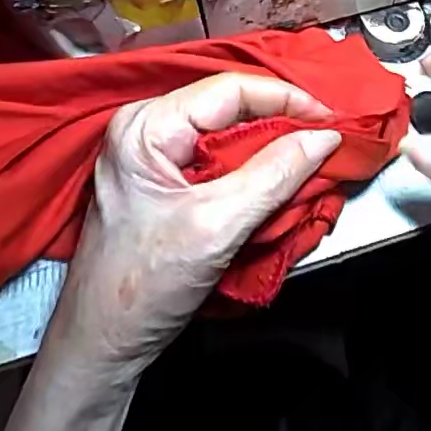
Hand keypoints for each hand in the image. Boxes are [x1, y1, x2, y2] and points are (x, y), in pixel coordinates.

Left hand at [0, 74, 341, 430]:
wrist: (102, 340)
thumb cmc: (138, 287)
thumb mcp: (215, 227)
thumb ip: (272, 176)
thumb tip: (320, 138)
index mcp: (145, 125)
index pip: (228, 89)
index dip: (284, 98)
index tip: (328, 117)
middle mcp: (145, 126)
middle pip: (227, 106)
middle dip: (280, 122)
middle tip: (326, 138)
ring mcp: (151, 151)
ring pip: (225, 132)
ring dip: (269, 146)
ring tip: (311, 157)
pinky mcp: (162, 176)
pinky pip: (215, 156)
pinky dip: (250, 166)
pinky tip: (277, 177)